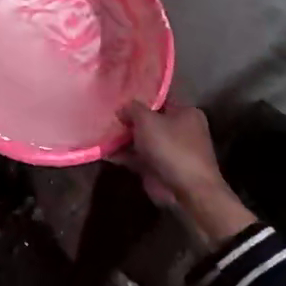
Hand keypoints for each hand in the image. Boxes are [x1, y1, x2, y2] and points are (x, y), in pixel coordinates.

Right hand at [111, 101, 255, 244]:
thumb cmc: (171, 147)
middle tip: (105, 114)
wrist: (187, 190)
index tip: (117, 94)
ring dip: (122, 138)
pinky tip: (103, 151)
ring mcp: (170, 150)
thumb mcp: (147, 120)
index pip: (160, 98)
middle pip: (148, 119)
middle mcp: (181, 129)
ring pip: (141, 139)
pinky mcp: (160, 167)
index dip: (139, 95)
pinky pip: (137, 156)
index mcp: (186, 113)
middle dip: (128, 119)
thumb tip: (122, 108)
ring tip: (98, 131)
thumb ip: (132, 108)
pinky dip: (122, 154)